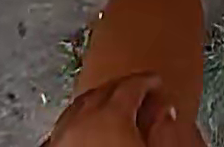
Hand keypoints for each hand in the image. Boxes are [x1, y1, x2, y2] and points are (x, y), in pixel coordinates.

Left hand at [44, 72, 188, 146]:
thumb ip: (166, 132)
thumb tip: (166, 113)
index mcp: (109, 117)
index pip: (132, 84)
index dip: (149, 82)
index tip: (156, 85)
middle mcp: (78, 127)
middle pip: (102, 92)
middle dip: (122, 89)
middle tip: (139, 93)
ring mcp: (58, 146)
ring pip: (75, 112)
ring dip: (95, 106)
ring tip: (111, 113)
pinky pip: (57, 138)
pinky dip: (73, 131)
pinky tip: (81, 140)